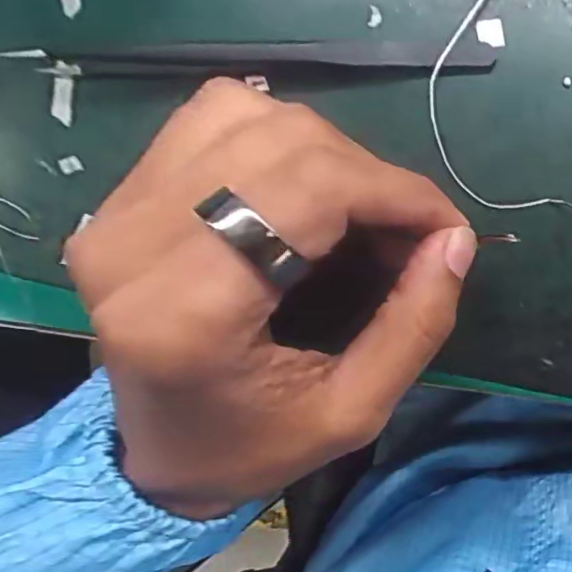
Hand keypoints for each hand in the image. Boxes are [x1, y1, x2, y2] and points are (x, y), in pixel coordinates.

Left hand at [66, 79, 474, 518]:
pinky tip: (301, 191)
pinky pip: (212, 120)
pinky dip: (278, 140)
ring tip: (357, 212)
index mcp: (192, 311)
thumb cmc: (254, 448)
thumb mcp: (354, 412)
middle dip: (374, 178)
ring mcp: (117, 210)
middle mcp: (137, 242)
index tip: (447, 229)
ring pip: (249, 114)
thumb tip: (455, 239)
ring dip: (329, 155)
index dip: (399, 193)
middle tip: (408, 233)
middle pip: (287, 143)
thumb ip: (414, 327)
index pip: (314, 191)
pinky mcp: (118, 197)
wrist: (159, 457)